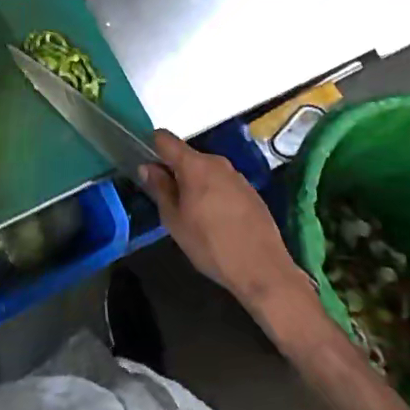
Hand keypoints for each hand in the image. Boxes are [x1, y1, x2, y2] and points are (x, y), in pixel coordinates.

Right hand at [140, 130, 309, 312]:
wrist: (263, 270)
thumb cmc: (211, 245)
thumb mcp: (175, 221)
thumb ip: (160, 189)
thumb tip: (148, 167)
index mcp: (195, 165)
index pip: (165, 139)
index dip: (151, 146)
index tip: (146, 164)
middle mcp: (217, 162)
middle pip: (187, 156)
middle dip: (175, 171)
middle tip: (169, 200)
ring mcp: (237, 175)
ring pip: (206, 171)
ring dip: (196, 184)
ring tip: (194, 214)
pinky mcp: (251, 191)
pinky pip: (224, 183)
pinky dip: (214, 193)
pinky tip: (217, 221)